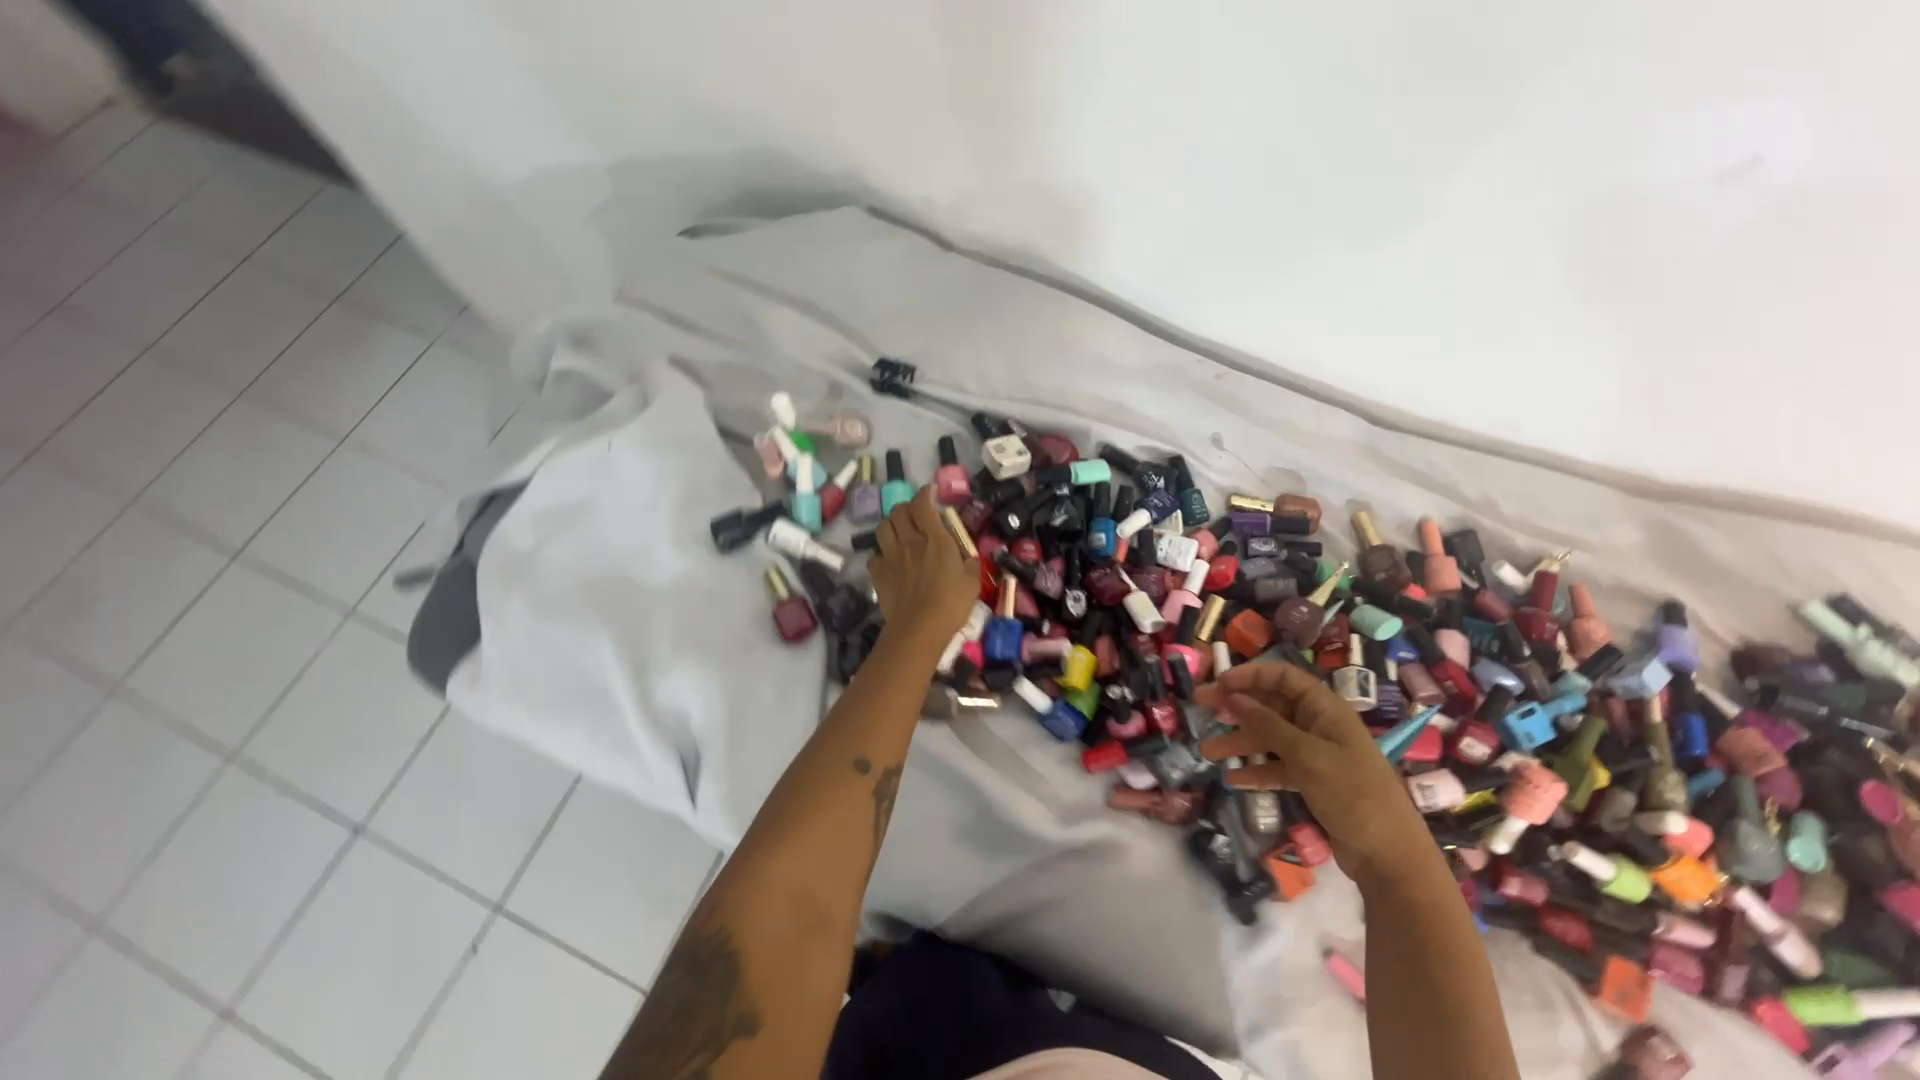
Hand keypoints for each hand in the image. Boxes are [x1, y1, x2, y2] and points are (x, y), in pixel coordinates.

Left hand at [868, 486, 980, 647]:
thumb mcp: (972, 582)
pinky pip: (875, 556)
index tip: (929, 491)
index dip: (925, 493)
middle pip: (899, 511)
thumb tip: (969, 558)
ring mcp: (890, 556)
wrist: (919, 628)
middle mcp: (910, 541)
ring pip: (883, 527)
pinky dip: (881, 555)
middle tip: (916, 515)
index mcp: (935, 538)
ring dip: (891, 525)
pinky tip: (890, 562)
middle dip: (907, 508)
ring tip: (900, 533)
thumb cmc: (951, 603)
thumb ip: (970, 564)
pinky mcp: (878, 574)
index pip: (923, 504)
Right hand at [1194, 662, 1429, 885]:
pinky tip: (1232, 779)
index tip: (1217, 684)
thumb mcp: (1308, 756)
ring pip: (1270, 738)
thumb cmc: (1353, 794)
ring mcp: (1316, 755)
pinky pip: (1277, 767)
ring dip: (1239, 741)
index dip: (1250, 675)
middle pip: (1272, 705)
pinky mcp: (1313, 782)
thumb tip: (1233, 697)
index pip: (1284, 677)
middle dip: (1236, 706)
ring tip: (1207, 752)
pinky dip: (1255, 771)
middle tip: (1200, 708)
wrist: (1389, 854)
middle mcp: (1320, 726)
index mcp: (1326, 710)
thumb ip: (1269, 726)